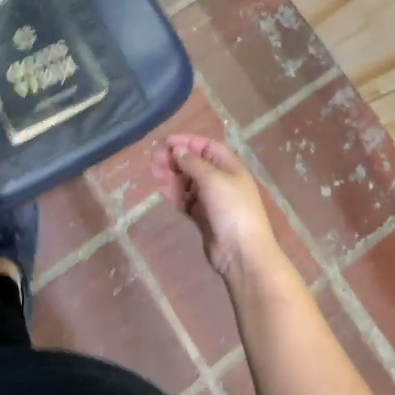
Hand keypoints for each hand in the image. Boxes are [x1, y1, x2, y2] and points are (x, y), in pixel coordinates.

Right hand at [151, 135, 283, 280]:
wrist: (241, 252)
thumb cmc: (232, 208)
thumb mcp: (213, 179)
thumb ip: (193, 162)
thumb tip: (177, 149)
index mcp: (229, 166)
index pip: (206, 146)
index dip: (186, 142)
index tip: (165, 142)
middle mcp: (220, 180)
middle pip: (194, 163)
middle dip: (175, 159)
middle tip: (154, 158)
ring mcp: (211, 199)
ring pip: (187, 182)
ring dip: (171, 175)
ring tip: (153, 172)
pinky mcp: (202, 216)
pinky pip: (185, 200)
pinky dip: (174, 194)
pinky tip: (162, 189)